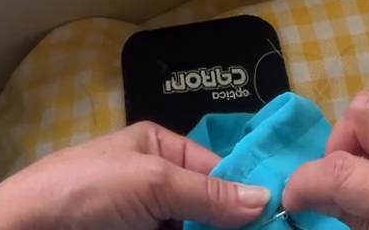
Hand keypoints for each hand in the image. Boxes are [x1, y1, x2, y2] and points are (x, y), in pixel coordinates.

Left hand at [0, 121, 270, 229]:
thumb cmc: (87, 190)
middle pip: (208, 207)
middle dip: (232, 222)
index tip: (281, 214)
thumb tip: (266, 199)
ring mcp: (145, 219)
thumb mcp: (151, 182)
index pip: (215, 167)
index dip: (246, 190)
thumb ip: (207, 194)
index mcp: (158, 146)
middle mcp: (155, 182)